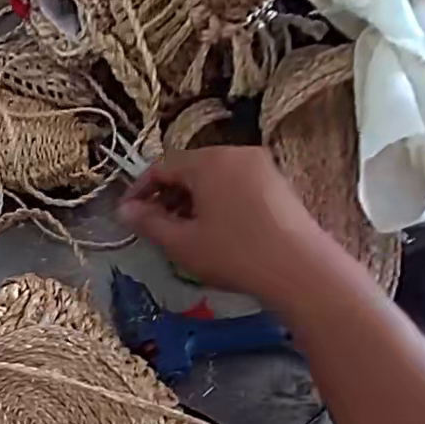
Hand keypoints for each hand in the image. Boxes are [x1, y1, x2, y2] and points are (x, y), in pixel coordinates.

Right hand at [118, 147, 346, 308]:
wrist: (300, 270)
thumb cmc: (234, 254)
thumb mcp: (182, 243)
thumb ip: (148, 223)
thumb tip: (124, 210)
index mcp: (208, 161)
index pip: (162, 165)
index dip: (139, 189)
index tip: (127, 215)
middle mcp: (235, 154)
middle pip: (189, 168)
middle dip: (166, 195)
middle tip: (152, 227)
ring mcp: (261, 167)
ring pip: (213, 177)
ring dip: (190, 200)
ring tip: (181, 232)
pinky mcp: (277, 185)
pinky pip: (235, 185)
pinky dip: (215, 202)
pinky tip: (213, 231)